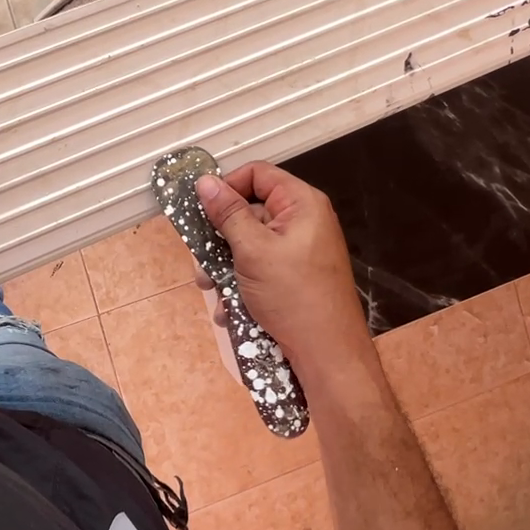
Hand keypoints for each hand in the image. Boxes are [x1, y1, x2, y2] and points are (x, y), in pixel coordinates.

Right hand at [195, 162, 367, 373]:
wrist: (328, 356)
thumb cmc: (293, 296)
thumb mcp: (252, 251)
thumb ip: (227, 213)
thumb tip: (205, 181)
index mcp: (301, 204)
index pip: (257, 174)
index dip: (227, 187)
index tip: (202, 210)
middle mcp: (303, 221)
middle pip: (250, 211)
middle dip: (220, 237)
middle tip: (200, 260)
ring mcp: (299, 251)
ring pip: (249, 244)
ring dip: (225, 265)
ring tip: (211, 289)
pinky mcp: (294, 277)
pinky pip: (259, 268)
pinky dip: (241, 284)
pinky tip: (230, 309)